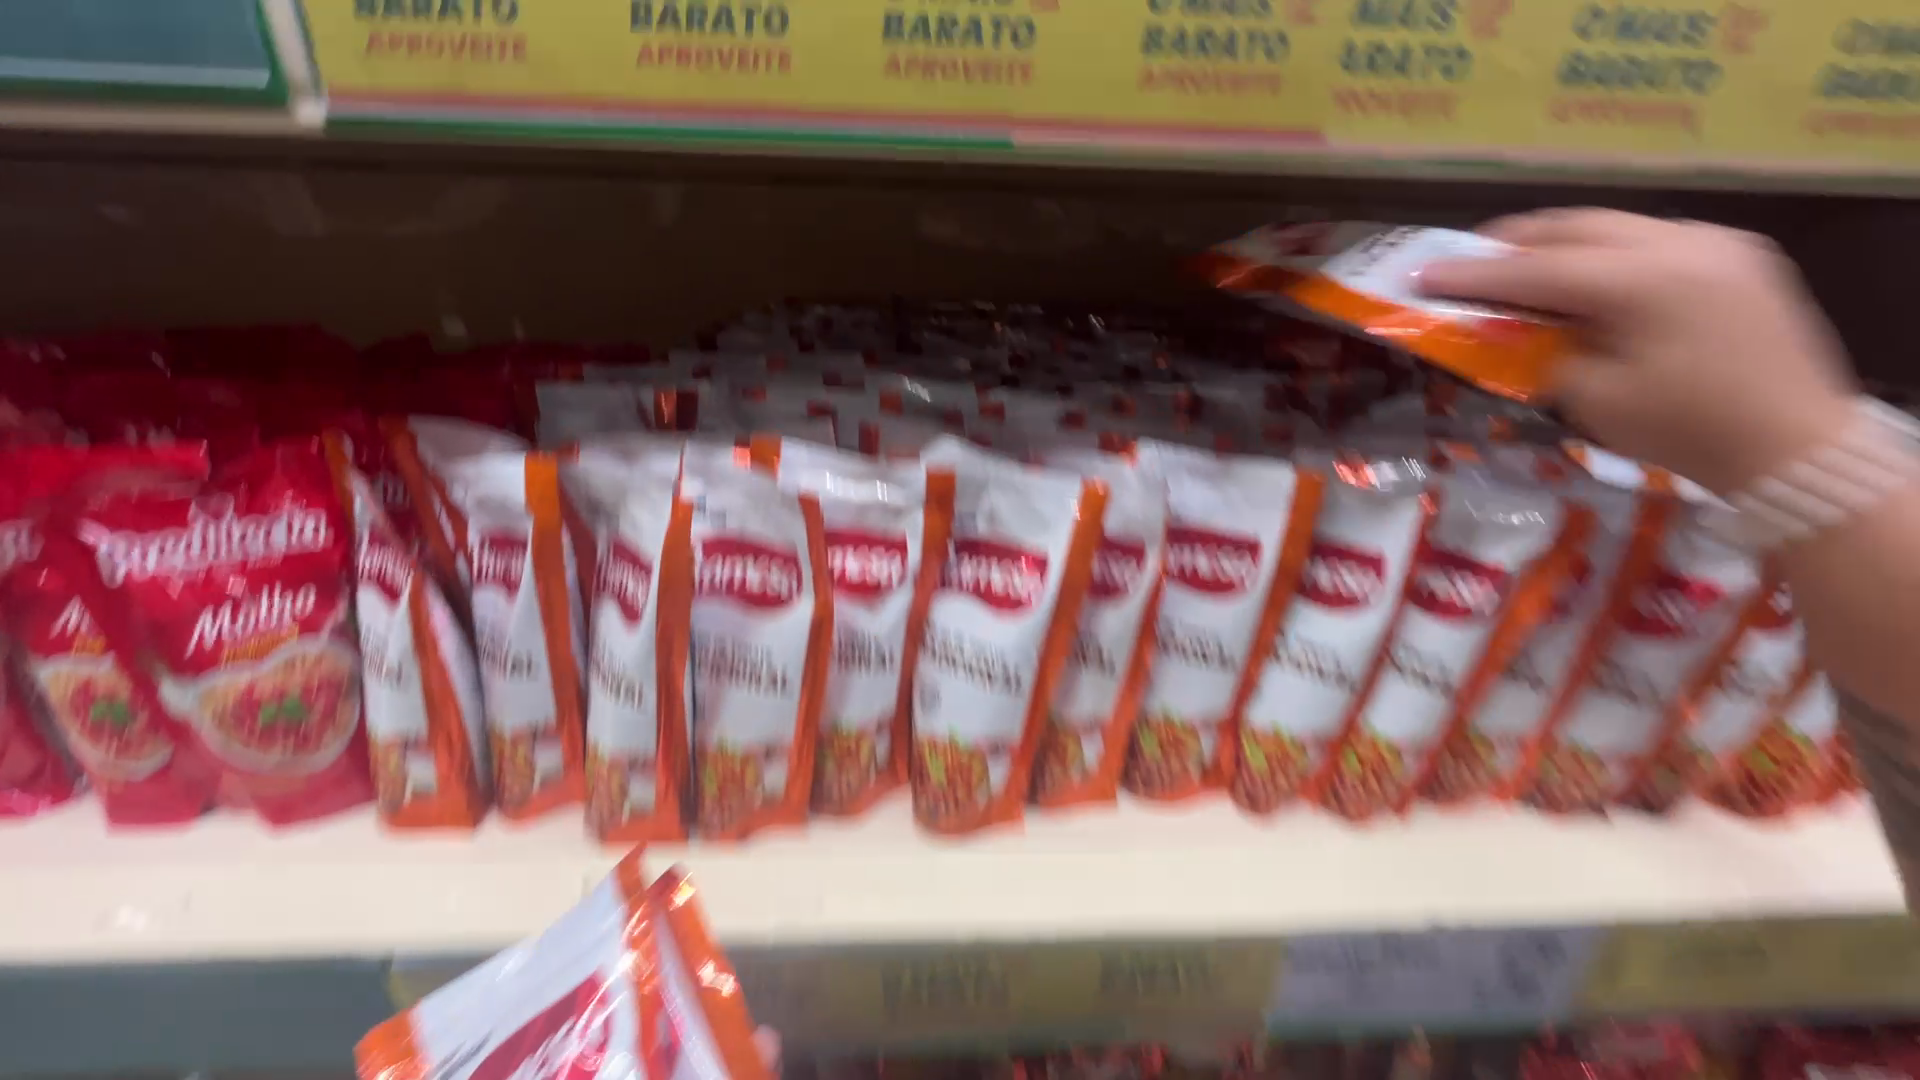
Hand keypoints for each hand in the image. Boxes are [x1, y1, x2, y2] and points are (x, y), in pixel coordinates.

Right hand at [1418, 208, 1858, 493]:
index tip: (1423, 273)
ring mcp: (1718, 246)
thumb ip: (1543, 351)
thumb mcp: (1592, 397)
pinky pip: (1649, 239)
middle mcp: (1686, 246)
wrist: (1795, 445)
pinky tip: (1575, 273)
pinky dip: (1599, 251)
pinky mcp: (1735, 259)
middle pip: (1579, 227)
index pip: (1539, 270)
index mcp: (1648, 283)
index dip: (1474, 274)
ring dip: (1555, 242)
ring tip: (1511, 260)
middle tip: (1464, 256)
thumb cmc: (1684, 429)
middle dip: (1513, 240)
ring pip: (1615, 225)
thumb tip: (1513, 330)